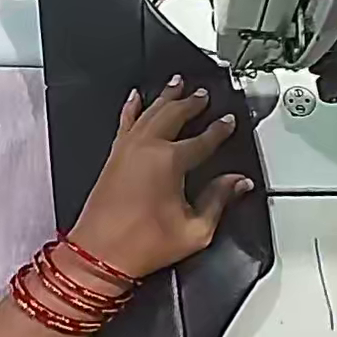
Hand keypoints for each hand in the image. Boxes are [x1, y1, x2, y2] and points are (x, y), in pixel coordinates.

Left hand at [66, 75, 254, 279]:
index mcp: (169, 162)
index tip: (228, 121)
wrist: (99, 252)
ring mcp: (127, 147)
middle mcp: (147, 147)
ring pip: (151, 111)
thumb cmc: (141, 243)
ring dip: (166, 96)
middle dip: (192, 102)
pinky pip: (125, 120)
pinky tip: (135, 97)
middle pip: (174, 114)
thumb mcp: (194, 230)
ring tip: (177, 83)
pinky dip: (132, 106)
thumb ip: (218, 200)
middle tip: (203, 94)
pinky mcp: (114, 154)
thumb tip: (237, 183)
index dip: (219, 129)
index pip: (203, 139)